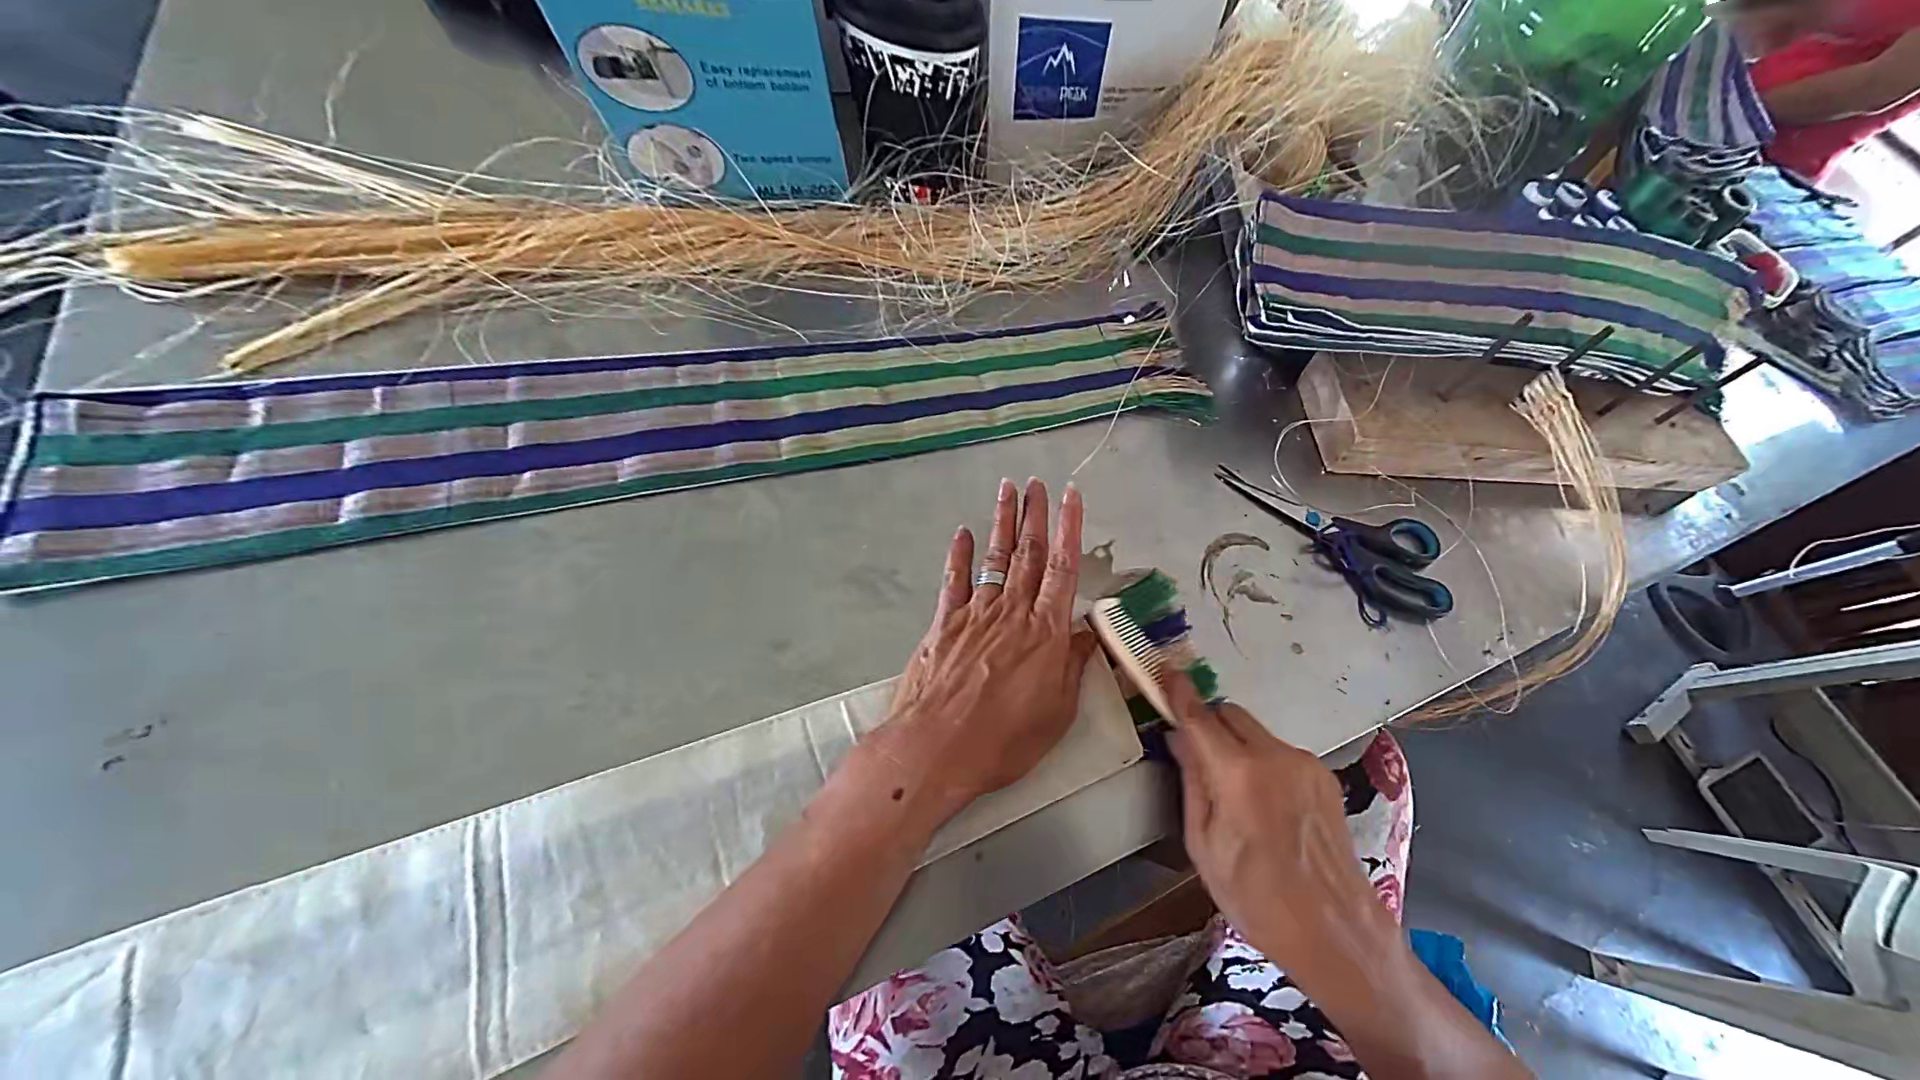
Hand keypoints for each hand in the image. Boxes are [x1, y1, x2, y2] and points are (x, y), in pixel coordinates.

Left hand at [867, 477, 1098, 819]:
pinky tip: (963, 533)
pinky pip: (954, 580)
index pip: (1063, 567)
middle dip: (1035, 514)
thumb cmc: (1005, 738)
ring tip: (1008, 490)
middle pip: (1028, 553)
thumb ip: (1072, 665)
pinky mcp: (943, 623)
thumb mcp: (1057, 710)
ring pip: (994, 557)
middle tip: (1037, 482)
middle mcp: (1012, 611)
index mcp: (1045, 631)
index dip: (1070, 527)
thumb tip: (1088, 632)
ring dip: (1002, 521)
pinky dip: (959, 554)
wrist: (937, 747)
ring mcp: (975, 613)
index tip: (1071, 495)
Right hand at [1163, 676, 1385, 962]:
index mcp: (1239, 774)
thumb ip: (1192, 782)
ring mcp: (1306, 764)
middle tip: (1193, 750)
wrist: (1336, 933)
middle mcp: (1276, 757)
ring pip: (1255, 731)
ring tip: (1231, 790)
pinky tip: (1262, 801)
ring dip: (1235, 743)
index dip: (1179, 694)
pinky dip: (1260, 759)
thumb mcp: (1203, 844)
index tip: (1166, 674)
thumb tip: (1180, 740)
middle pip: (1230, 714)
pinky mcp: (1324, 776)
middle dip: (1208, 722)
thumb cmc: (1257, 897)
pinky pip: (1279, 751)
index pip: (1201, 718)